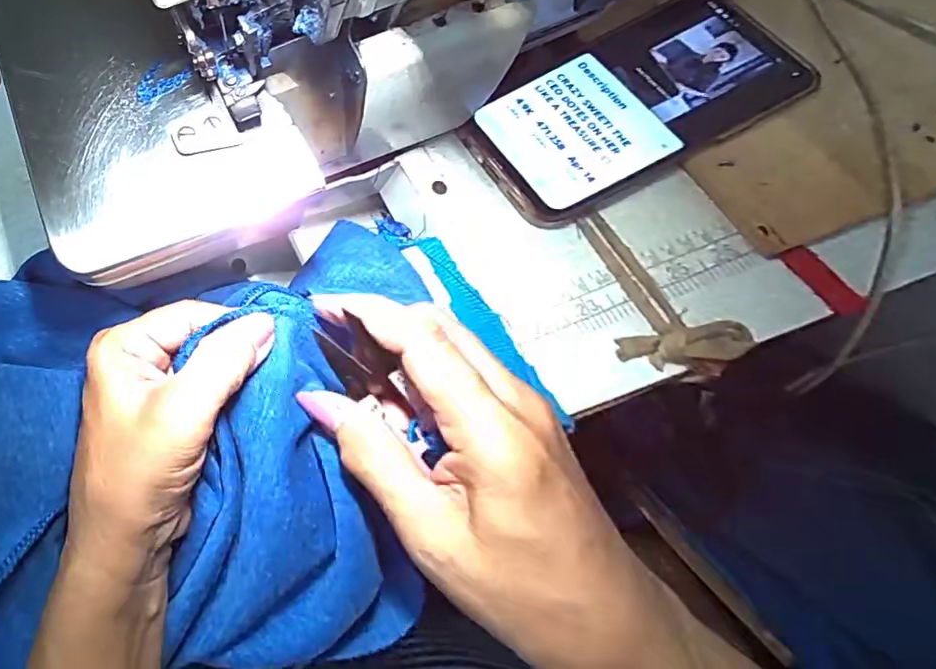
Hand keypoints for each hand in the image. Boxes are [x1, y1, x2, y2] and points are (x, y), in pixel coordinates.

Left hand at [66, 301, 276, 582]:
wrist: (123, 548)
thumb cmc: (139, 475)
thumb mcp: (183, 412)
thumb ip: (223, 362)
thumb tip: (265, 322)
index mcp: (122, 345)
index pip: (187, 315)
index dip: (232, 324)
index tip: (276, 337)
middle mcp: (132, 357)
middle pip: (198, 336)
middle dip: (236, 348)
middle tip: (278, 358)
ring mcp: (149, 386)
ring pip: (206, 363)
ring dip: (236, 372)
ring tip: (272, 375)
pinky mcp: (167, 412)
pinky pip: (206, 389)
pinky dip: (230, 392)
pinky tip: (254, 396)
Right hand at [298, 296, 750, 668]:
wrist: (616, 630)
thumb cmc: (523, 594)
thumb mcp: (431, 535)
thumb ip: (372, 458)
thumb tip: (319, 400)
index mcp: (493, 427)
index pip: (421, 338)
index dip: (366, 312)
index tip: (321, 306)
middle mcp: (515, 398)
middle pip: (437, 324)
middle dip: (379, 318)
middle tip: (332, 338)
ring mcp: (526, 403)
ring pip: (452, 339)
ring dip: (400, 340)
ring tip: (357, 373)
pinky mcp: (527, 414)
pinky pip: (466, 365)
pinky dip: (423, 364)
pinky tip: (400, 400)